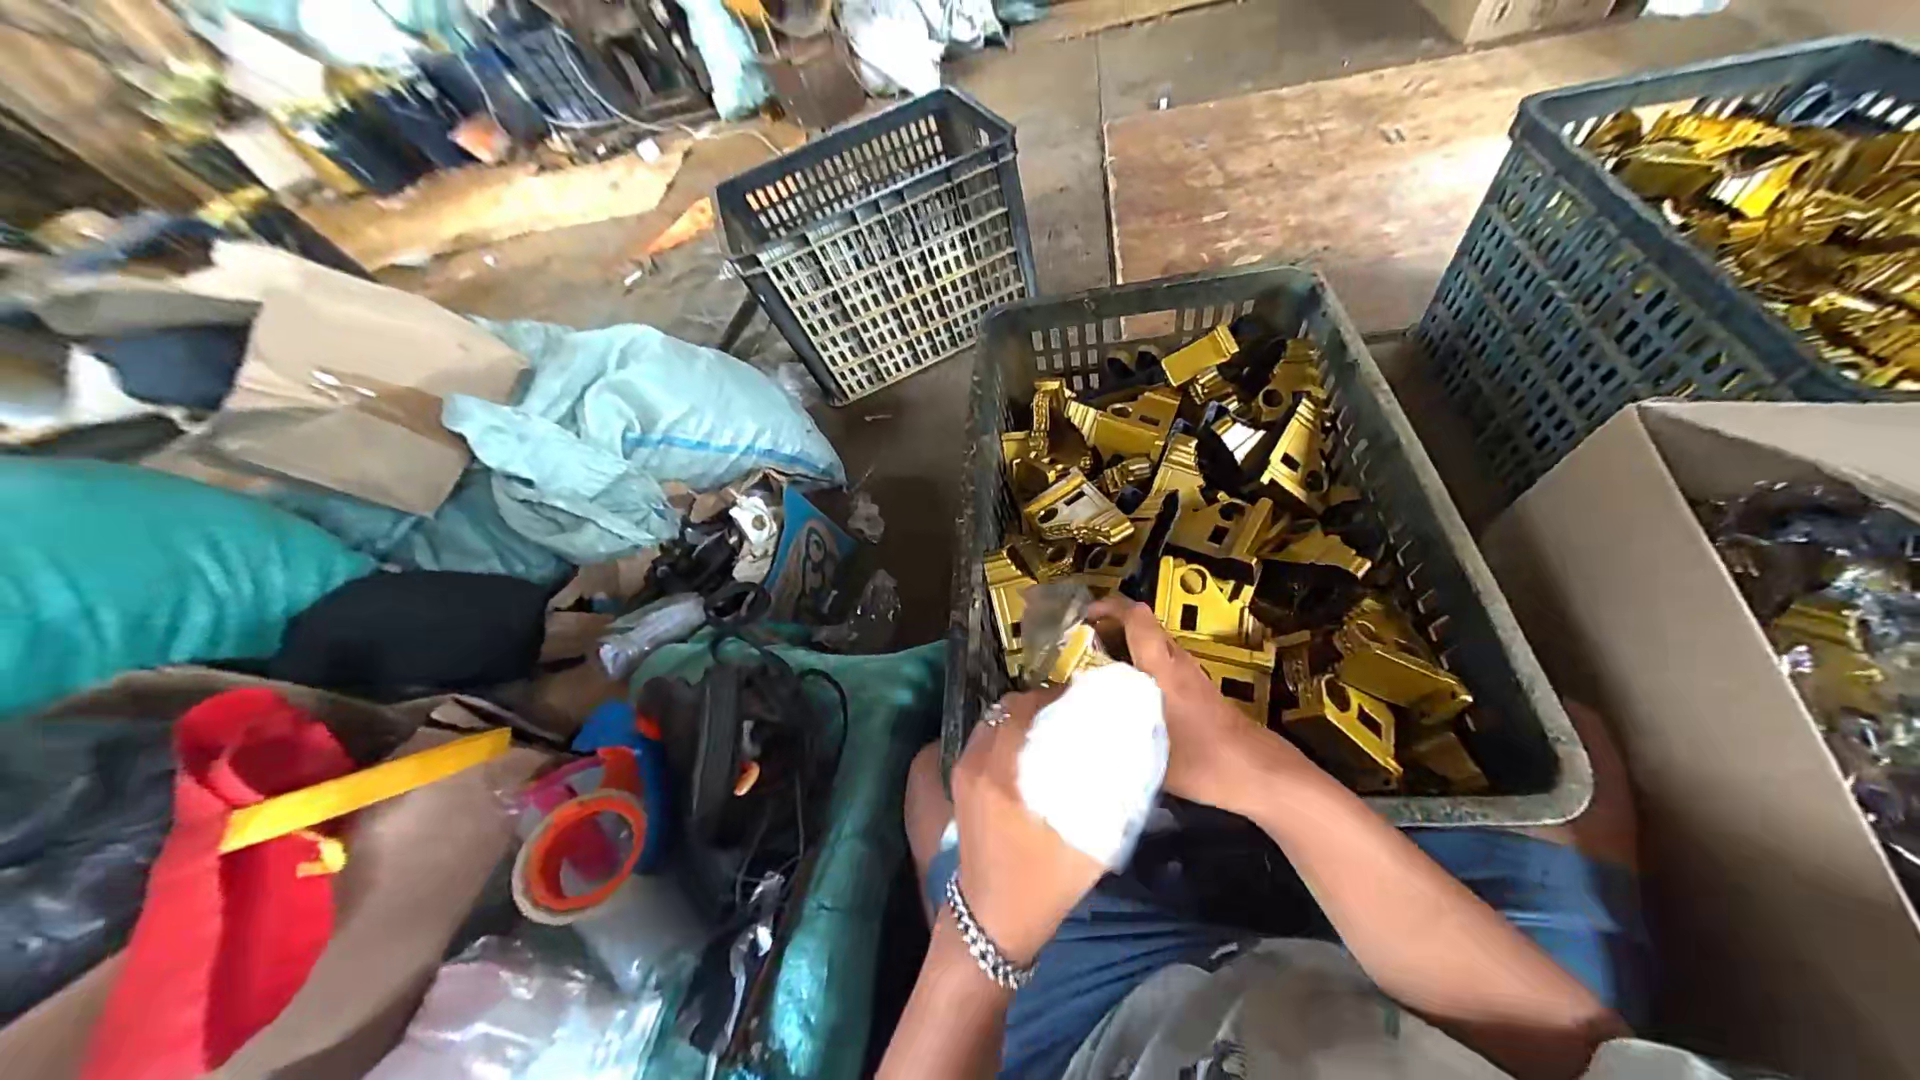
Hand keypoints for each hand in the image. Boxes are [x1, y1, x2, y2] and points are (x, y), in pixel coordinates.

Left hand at [951, 689, 1104, 966]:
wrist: (993, 918)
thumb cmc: (1043, 882)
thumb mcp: (1087, 841)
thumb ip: (1105, 793)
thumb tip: (1123, 750)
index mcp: (1002, 774)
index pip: (1023, 709)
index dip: (1053, 696)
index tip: (1081, 698)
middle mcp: (975, 764)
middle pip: (1004, 710)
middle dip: (1037, 702)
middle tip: (1069, 709)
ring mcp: (961, 772)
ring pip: (990, 723)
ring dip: (1019, 716)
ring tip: (1050, 725)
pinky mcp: (958, 784)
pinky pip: (981, 740)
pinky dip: (1004, 732)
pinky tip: (1027, 748)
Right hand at [1087, 595, 1321, 814]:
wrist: (1257, 772)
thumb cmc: (1202, 760)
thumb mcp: (1147, 753)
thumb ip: (1111, 735)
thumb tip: (1076, 728)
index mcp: (1162, 668)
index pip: (1137, 617)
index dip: (1109, 608)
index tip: (1084, 617)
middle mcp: (1176, 662)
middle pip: (1143, 626)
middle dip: (1111, 626)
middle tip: (1081, 644)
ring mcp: (1190, 674)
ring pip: (1153, 644)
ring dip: (1125, 645)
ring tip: (1096, 667)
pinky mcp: (1196, 689)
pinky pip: (1161, 662)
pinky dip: (1140, 664)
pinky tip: (1126, 693)